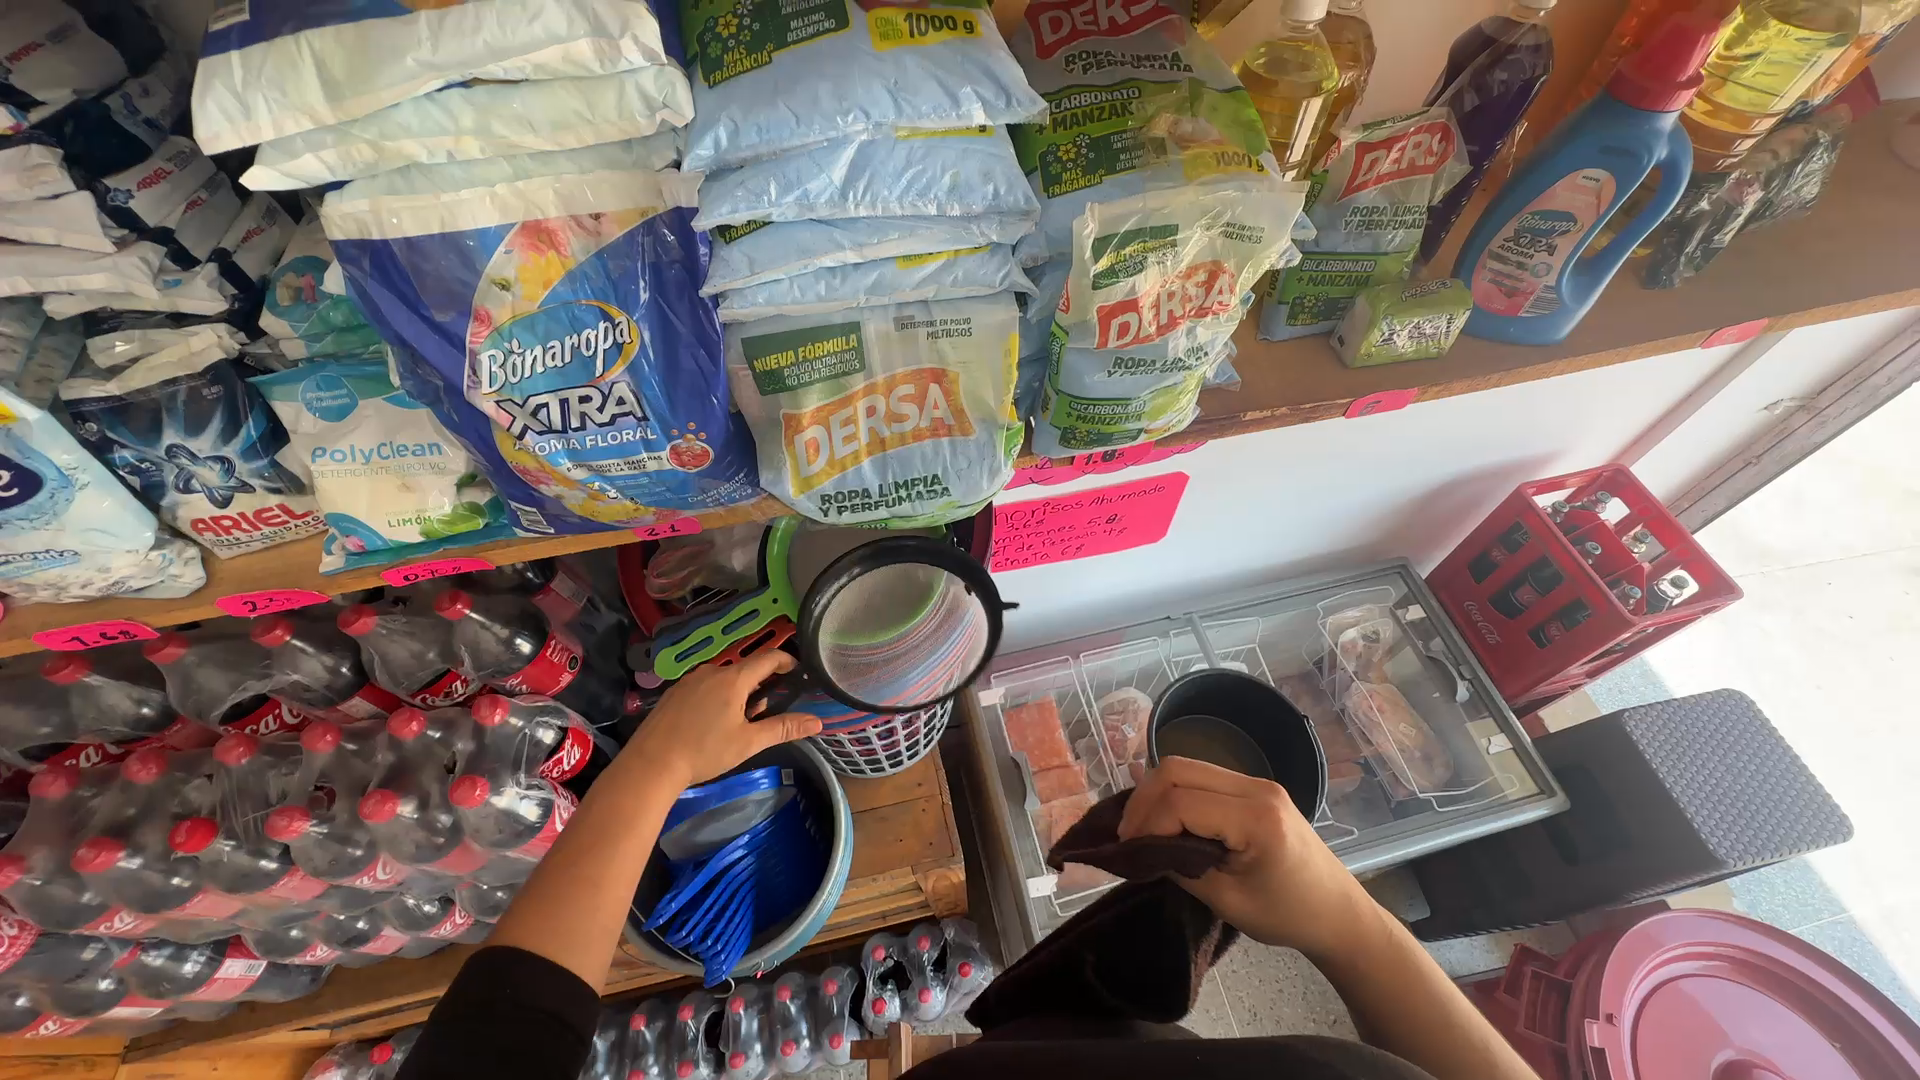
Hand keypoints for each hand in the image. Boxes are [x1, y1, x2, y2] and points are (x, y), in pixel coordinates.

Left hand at [619, 650, 822, 790]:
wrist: (650, 765)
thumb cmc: (704, 751)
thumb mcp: (749, 742)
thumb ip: (783, 728)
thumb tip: (817, 722)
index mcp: (733, 678)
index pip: (768, 657)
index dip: (787, 661)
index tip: (798, 673)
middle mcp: (712, 671)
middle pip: (746, 669)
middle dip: (762, 685)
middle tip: (768, 710)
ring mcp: (690, 680)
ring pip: (724, 678)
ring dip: (739, 692)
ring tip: (740, 721)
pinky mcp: (674, 693)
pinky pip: (705, 686)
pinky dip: (718, 696)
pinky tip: (712, 723)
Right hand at [1118, 756, 1374, 957]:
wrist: (1339, 914)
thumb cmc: (1288, 916)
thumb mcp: (1227, 901)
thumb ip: (1180, 867)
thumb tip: (1140, 849)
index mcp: (1256, 818)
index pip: (1180, 802)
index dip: (1146, 823)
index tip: (1129, 850)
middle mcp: (1256, 787)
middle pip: (1178, 769)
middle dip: (1143, 799)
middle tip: (1127, 835)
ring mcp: (1257, 782)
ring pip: (1186, 766)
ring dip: (1155, 792)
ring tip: (1140, 828)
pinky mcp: (1254, 787)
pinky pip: (1202, 776)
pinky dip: (1174, 792)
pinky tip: (1164, 818)